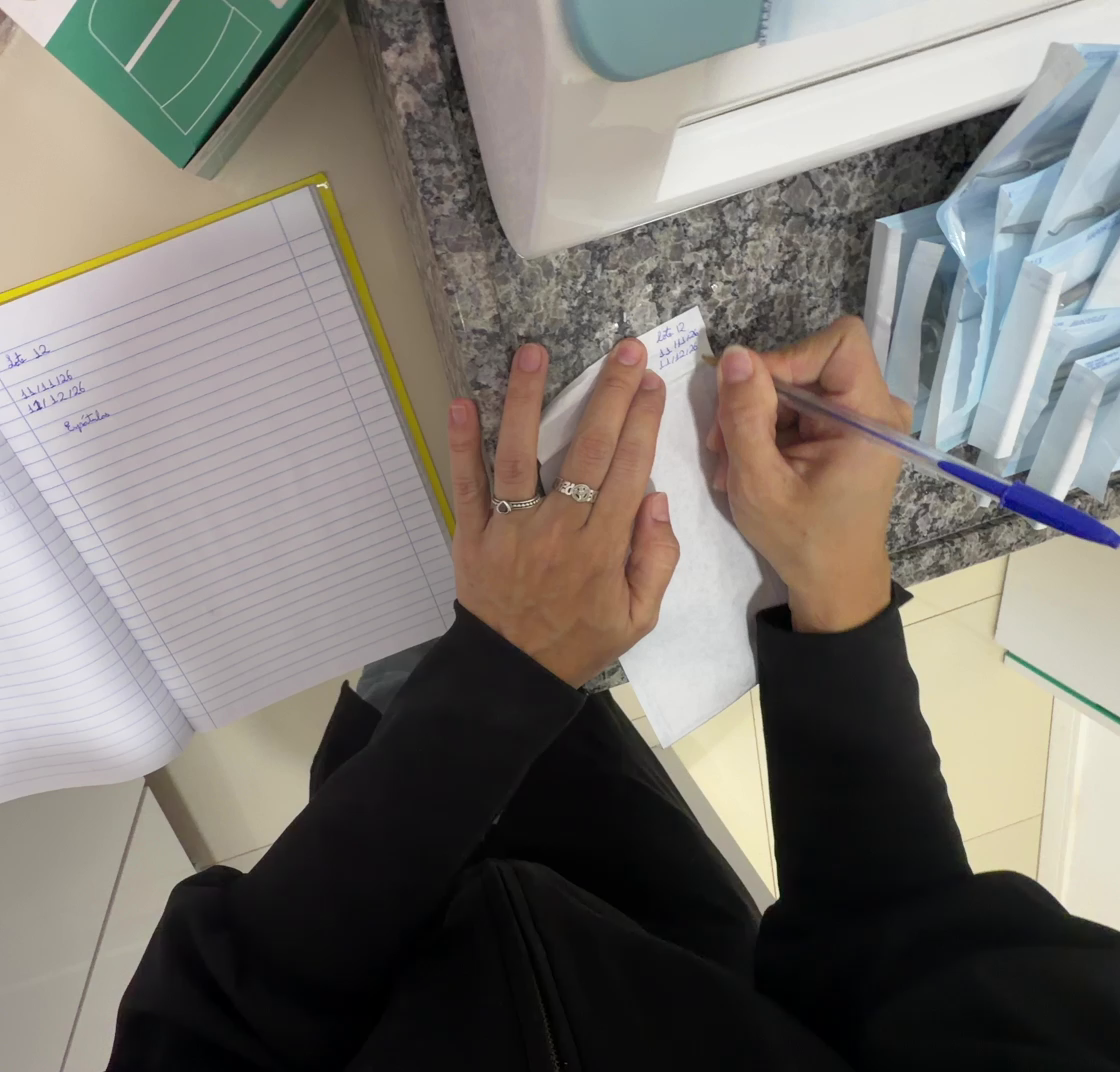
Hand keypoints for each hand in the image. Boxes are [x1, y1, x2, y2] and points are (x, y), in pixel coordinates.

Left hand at [448, 340, 680, 685]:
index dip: (643, 422)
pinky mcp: (473, 534)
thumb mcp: (638, 617)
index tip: (652, 383)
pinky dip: (461, 445)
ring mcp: (510, 528)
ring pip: (520, 455)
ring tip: (533, 352)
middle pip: (588, 451)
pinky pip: (467, 485)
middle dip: (610, 395)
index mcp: (603, 547)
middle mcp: (558, 529)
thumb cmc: (578, 641)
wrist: (512, 673)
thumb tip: (657, 498)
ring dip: (527, 400)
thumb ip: (655, 559)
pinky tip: (461, 403)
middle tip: (624, 349)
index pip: (628, 470)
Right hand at [707, 317, 906, 632]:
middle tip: (720, 444)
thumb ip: (744, 416)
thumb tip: (733, 354)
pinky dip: (765, 432)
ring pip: (795, 388)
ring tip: (729, 464)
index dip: (786, 359)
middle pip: (808, 366)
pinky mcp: (843, 432)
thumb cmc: (800, 539)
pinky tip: (746, 465)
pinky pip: (797, 409)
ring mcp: (860, 419)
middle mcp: (875, 408)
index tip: (746, 397)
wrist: (832, 581)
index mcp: (870, 417)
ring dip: (753, 420)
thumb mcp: (758, 481)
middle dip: (756, 398)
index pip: (838, 343)